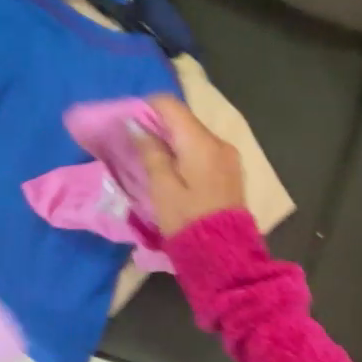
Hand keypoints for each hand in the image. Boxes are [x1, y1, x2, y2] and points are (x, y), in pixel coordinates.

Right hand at [134, 94, 245, 238]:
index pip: (170, 105)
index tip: (129, 126)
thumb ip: (150, 151)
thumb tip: (137, 125)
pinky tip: (176, 173)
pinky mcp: (232, 175)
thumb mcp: (162, 187)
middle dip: (160, 127)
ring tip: (155, 162)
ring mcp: (230, 159)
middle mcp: (220, 143)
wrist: (224, 255)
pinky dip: (189, 156)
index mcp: (201, 141)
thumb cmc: (187, 220)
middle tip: (138, 146)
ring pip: (196, 138)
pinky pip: (206, 154)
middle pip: (185, 121)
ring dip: (175, 143)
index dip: (145, 109)